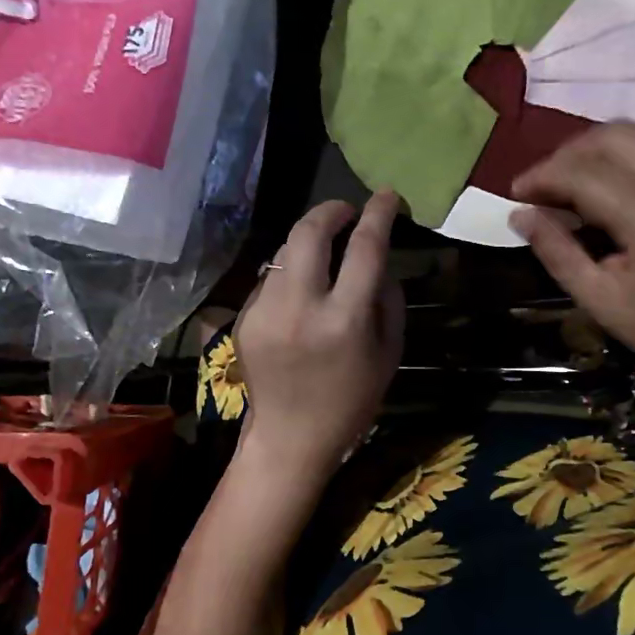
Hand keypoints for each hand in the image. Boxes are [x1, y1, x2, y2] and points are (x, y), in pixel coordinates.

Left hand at [234, 191, 404, 475]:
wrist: (292, 438)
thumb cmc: (353, 400)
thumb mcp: (389, 351)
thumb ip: (387, 298)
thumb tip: (377, 257)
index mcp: (345, 320)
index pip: (364, 248)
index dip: (378, 214)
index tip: (386, 196)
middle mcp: (300, 308)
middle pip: (309, 233)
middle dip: (331, 210)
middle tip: (347, 212)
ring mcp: (264, 311)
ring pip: (285, 250)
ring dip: (309, 239)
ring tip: (327, 249)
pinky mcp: (244, 318)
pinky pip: (272, 276)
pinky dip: (292, 270)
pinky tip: (303, 287)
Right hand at [509, 123, 634, 386]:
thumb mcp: (600, 302)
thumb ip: (557, 253)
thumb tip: (519, 214)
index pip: (589, 177)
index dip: (545, 177)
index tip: (517, 191)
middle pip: (613, 138)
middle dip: (566, 153)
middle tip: (542, 183)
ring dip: (591, 148)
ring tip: (566, 178)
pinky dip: (619, 154)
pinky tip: (601, 181)